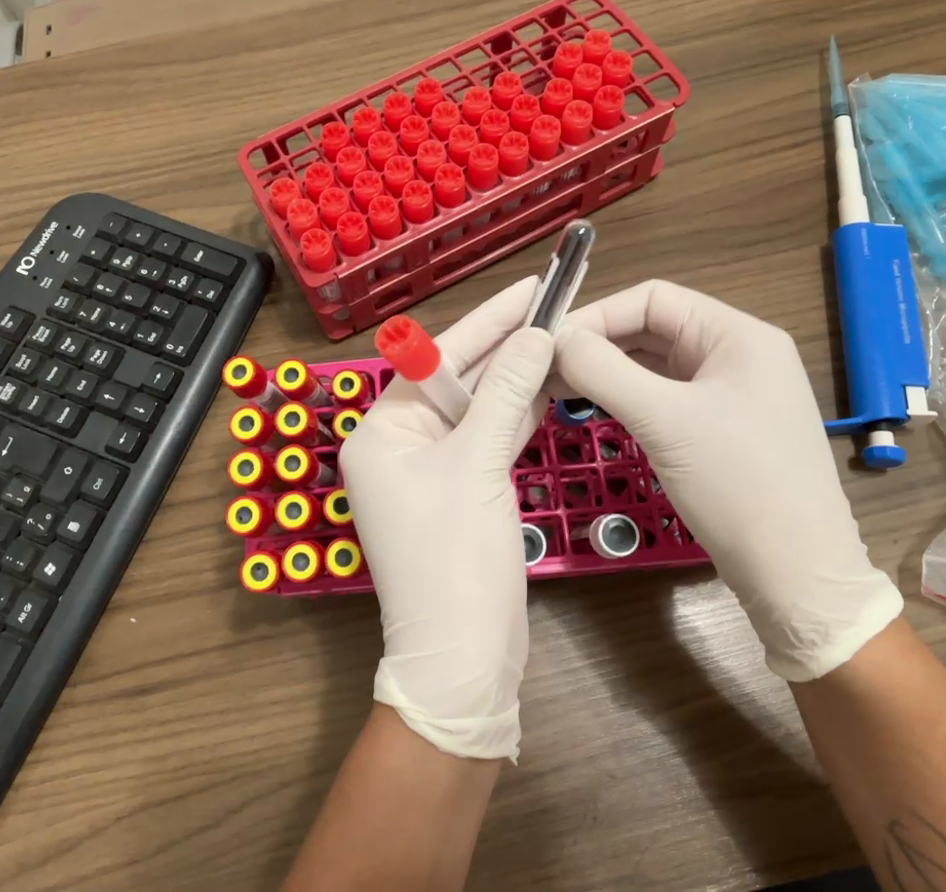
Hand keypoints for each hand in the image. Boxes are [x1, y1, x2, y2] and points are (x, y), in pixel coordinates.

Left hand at [338, 277, 554, 760]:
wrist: (463, 658)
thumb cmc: (454, 559)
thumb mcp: (477, 466)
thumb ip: (504, 394)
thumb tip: (536, 334)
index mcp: (381, 432)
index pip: (438, 359)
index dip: (488, 321)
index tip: (530, 287)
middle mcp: (399, 444)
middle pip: (460, 381)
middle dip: (507, 346)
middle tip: (557, 304)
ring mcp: (431, 470)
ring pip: (479, 409)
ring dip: (518, 378)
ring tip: (564, 334)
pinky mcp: (461, 493)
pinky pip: (489, 440)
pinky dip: (518, 416)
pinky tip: (551, 384)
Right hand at [552, 280, 903, 680]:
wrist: (796, 574)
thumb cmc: (738, 485)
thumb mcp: (664, 421)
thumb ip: (604, 371)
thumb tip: (554, 339)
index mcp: (738, 335)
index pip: (653, 299)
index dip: (596, 314)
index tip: (547, 342)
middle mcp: (739, 355)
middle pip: (654, 329)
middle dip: (598, 344)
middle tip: (543, 369)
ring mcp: (734, 394)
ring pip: (657, 365)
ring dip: (609, 372)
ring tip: (557, 389)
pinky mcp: (724, 430)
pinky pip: (667, 398)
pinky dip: (629, 399)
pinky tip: (595, 410)